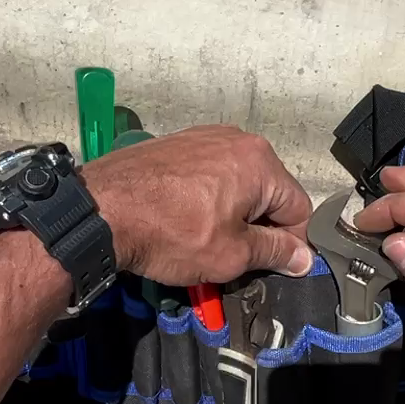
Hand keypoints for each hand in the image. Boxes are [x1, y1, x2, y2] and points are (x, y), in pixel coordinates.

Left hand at [81, 125, 313, 285]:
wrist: (101, 210)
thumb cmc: (169, 233)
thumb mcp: (231, 254)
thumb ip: (274, 252)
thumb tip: (303, 257)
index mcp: (261, 162)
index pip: (298, 208)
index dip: (290, 244)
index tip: (273, 265)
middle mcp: (238, 141)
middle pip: (269, 193)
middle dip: (258, 227)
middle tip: (235, 258)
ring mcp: (205, 138)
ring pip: (239, 185)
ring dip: (233, 214)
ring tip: (206, 241)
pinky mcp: (178, 145)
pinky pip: (211, 175)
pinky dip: (208, 199)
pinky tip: (187, 221)